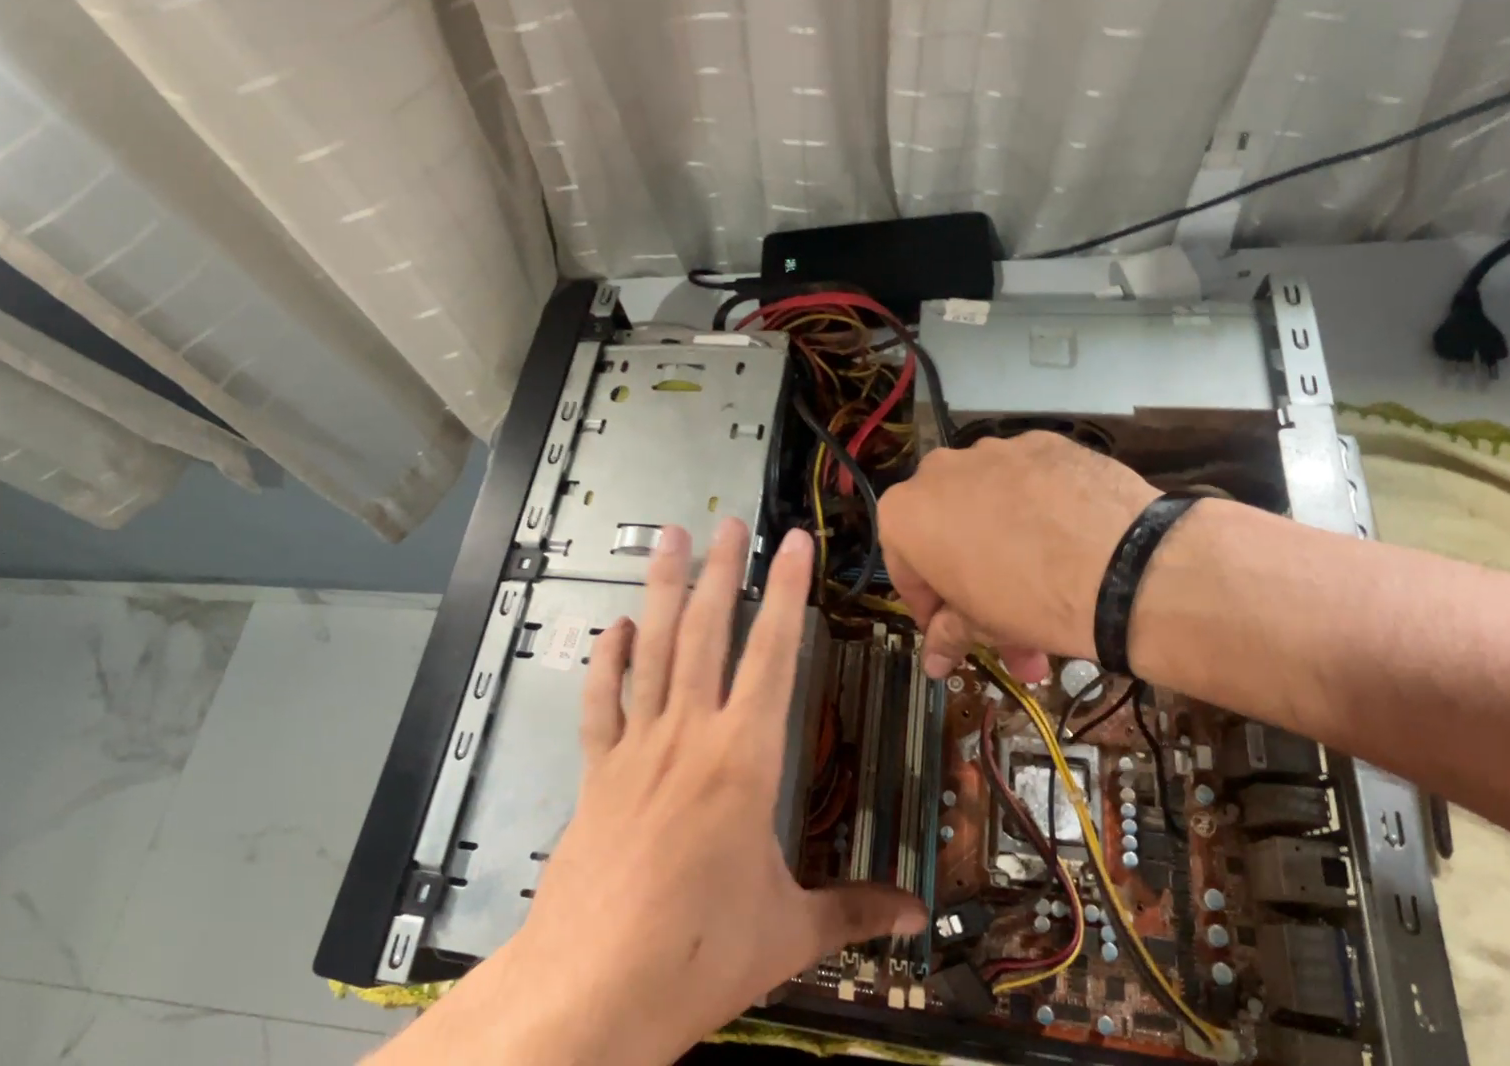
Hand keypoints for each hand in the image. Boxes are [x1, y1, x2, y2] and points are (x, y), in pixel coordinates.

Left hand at [378, 519, 925, 1065]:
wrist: (593, 987)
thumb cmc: (699, 953)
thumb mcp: (789, 932)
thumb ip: (854, 910)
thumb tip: (916, 913)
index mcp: (744, 761)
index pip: (773, 656)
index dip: (788, 594)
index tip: (793, 544)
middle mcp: (688, 738)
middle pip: (707, 634)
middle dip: (723, 572)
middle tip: (730, 522)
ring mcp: (635, 750)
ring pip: (653, 651)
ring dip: (664, 591)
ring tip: (671, 539)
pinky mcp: (595, 775)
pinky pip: (600, 703)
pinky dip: (607, 660)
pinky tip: (614, 627)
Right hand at [877, 431, 1161, 680]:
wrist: (1122, 566)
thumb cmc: (1029, 600)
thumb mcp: (981, 626)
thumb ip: (948, 635)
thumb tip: (936, 662)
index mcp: (906, 514)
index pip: (905, 568)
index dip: (928, 605)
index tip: (950, 630)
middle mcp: (939, 471)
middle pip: (948, 532)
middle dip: (973, 583)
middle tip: (1004, 627)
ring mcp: (996, 450)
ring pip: (989, 505)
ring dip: (1006, 547)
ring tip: (1045, 597)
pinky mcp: (1046, 442)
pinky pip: (1030, 482)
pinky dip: (1039, 511)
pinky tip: (1067, 546)